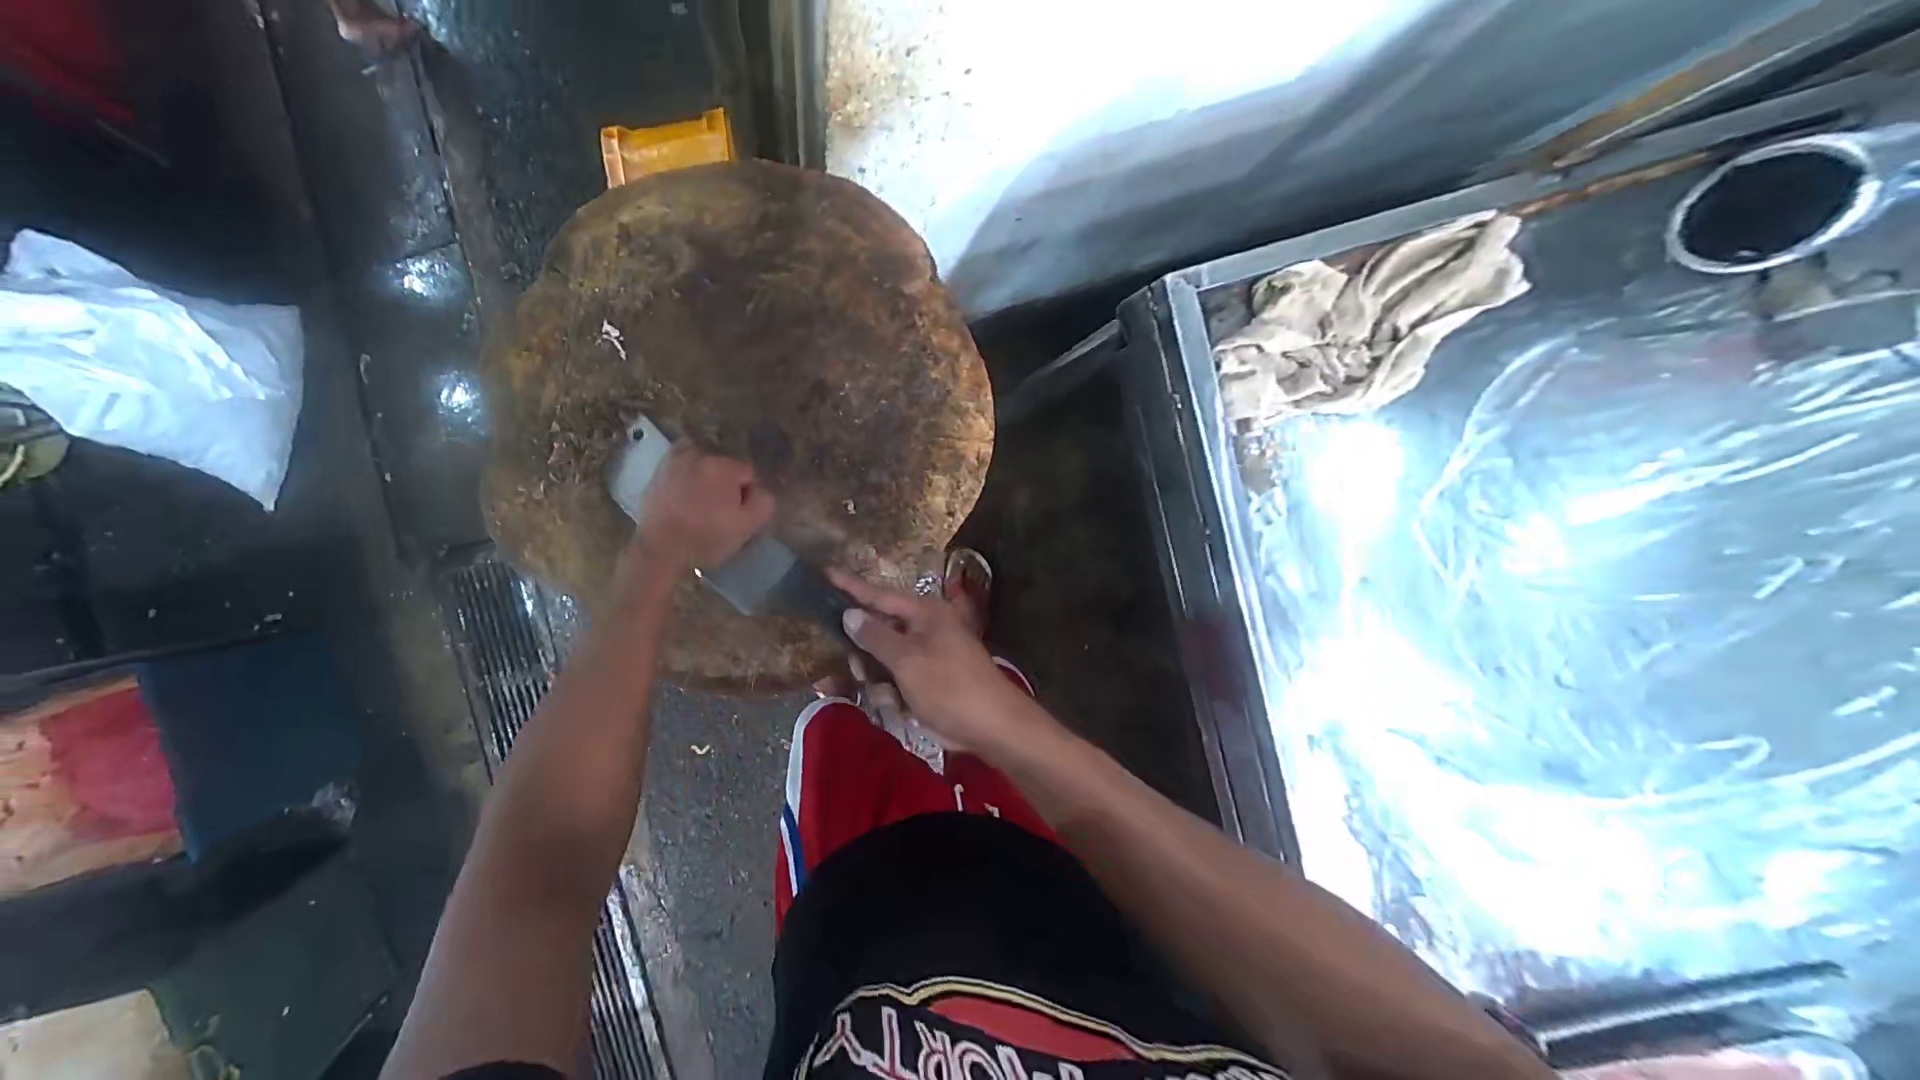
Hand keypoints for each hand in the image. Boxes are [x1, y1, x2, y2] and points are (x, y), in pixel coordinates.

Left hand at [633, 443, 774, 570]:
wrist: (660, 549)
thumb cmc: (706, 538)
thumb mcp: (748, 526)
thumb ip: (764, 501)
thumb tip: (758, 489)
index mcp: (724, 466)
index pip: (749, 474)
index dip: (747, 495)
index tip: (737, 514)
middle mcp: (700, 454)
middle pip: (726, 466)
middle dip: (727, 484)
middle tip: (719, 511)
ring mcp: (675, 459)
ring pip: (704, 462)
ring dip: (707, 477)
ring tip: (701, 502)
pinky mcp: (658, 470)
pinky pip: (683, 463)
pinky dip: (688, 473)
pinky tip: (686, 494)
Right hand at [827, 568, 1033, 752]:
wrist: (991, 726)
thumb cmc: (950, 686)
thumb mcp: (907, 660)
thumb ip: (875, 636)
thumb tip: (850, 613)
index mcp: (924, 613)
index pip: (879, 595)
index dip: (850, 586)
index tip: (825, 573)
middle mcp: (924, 630)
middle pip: (877, 633)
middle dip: (864, 655)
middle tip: (858, 671)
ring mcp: (925, 657)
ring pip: (882, 663)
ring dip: (879, 682)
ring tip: (891, 699)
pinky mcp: (926, 683)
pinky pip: (896, 683)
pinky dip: (894, 696)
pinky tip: (901, 710)